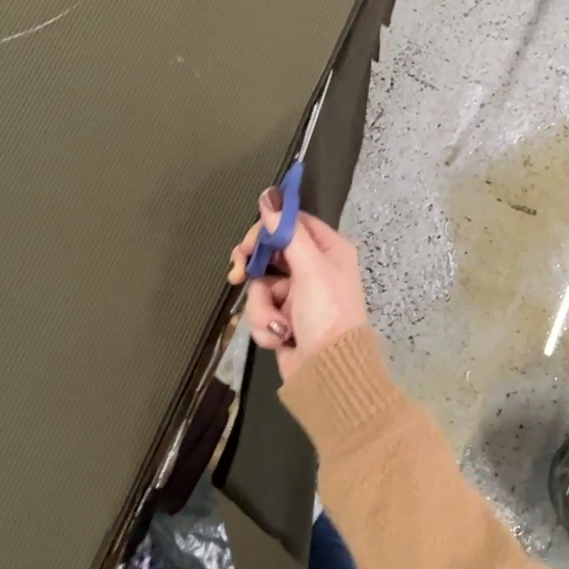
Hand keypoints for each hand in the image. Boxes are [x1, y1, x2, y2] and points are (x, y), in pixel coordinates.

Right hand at [226, 187, 369, 380]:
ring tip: (278, 324)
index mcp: (329, 250)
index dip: (268, 229)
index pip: (292, 224)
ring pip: (260, 286)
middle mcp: (314, 269)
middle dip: (254, 269)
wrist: (329, 373)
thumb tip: (270, 195)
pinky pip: (261, 311)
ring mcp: (298, 296)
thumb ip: (287, 232)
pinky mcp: (284, 319)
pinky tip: (281, 337)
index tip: (249, 241)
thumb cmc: (327, 314)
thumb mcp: (310, 269)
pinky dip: (266, 325)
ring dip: (262, 306)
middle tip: (238, 273)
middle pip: (271, 254)